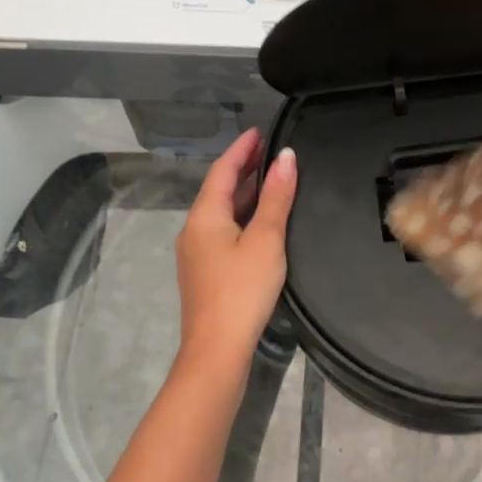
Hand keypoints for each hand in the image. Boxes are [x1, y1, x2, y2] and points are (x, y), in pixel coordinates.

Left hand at [176, 127, 295, 365]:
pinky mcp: (206, 272)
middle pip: (219, 189)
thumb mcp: (266, 238)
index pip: (223, 171)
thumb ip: (277, 197)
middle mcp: (195, 230)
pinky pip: (224, 230)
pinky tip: (261, 220)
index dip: (241, 150)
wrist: (216, 349)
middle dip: (243, 168)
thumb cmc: (242, 289)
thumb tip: (286, 158)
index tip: (259, 132)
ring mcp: (197, 253)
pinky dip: (242, 214)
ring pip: (222, 212)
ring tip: (271, 178)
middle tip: (269, 150)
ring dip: (244, 192)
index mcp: (205, 216)